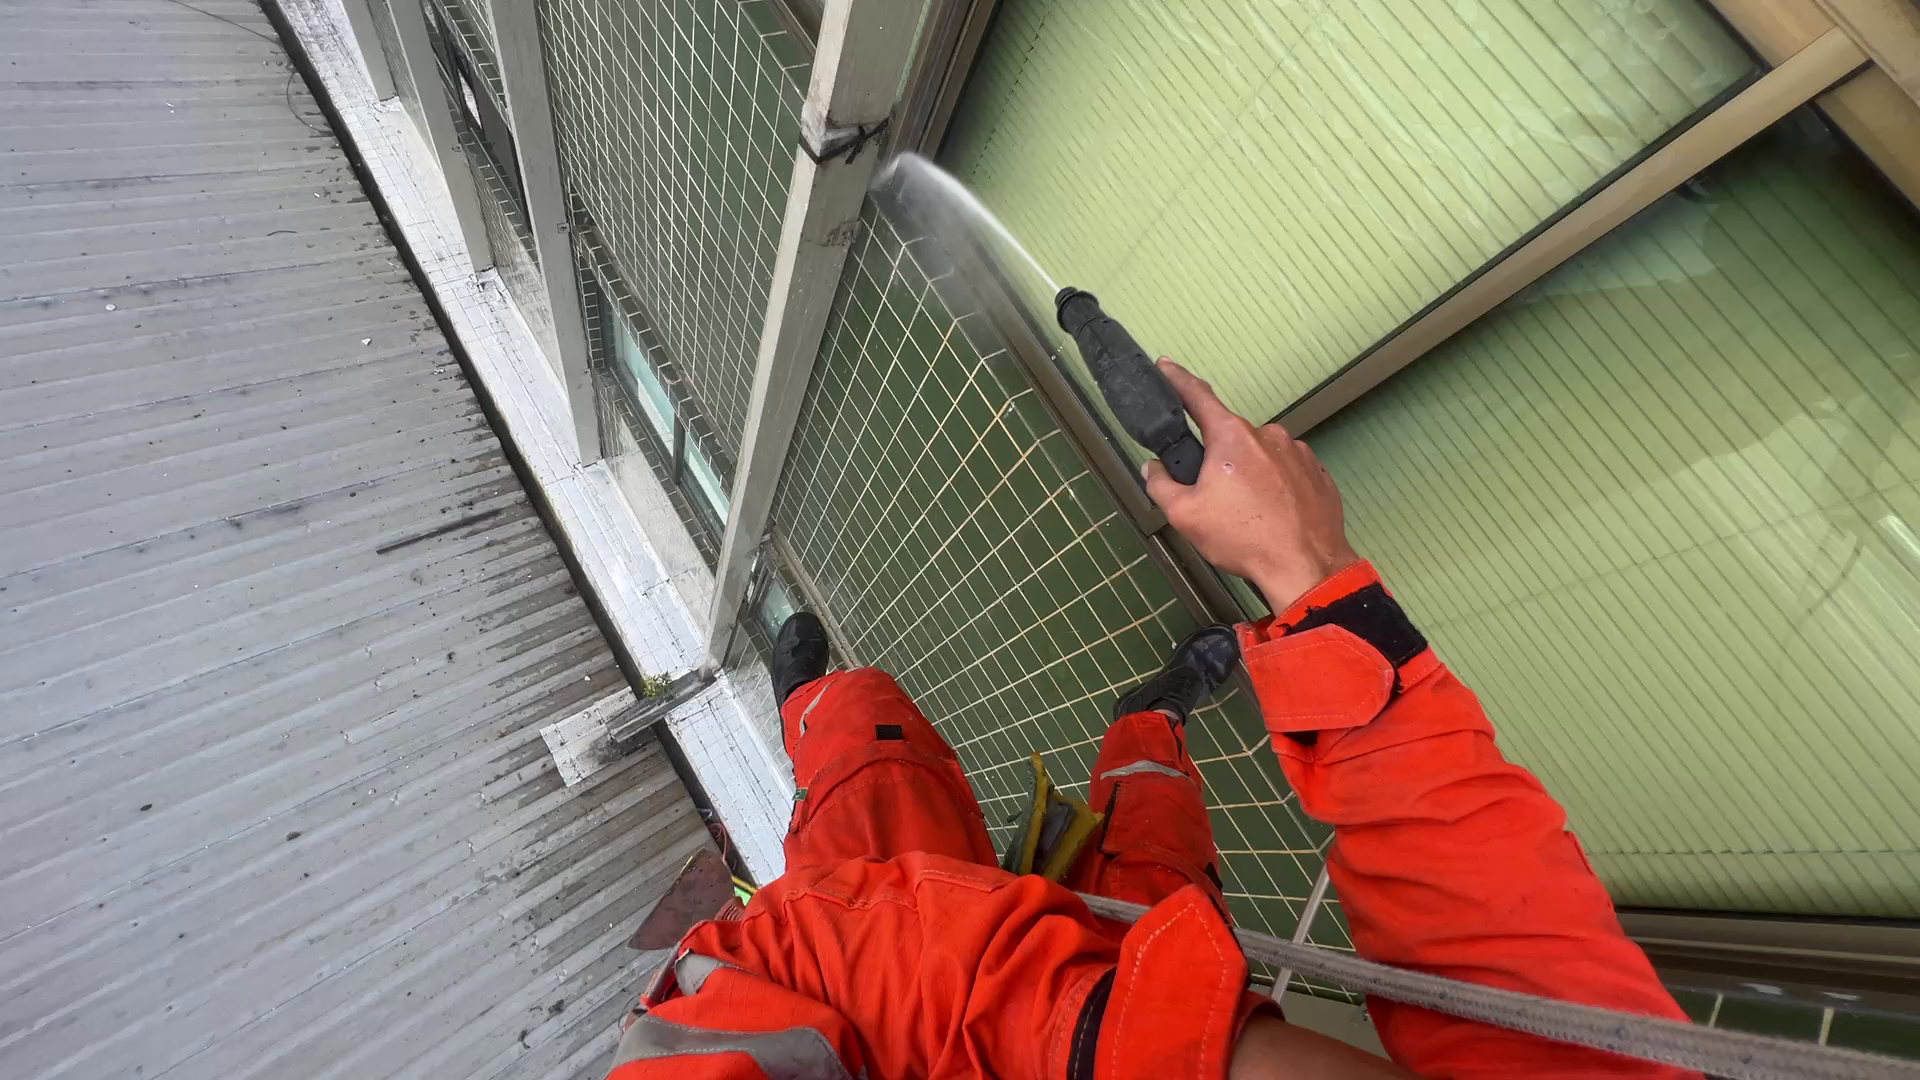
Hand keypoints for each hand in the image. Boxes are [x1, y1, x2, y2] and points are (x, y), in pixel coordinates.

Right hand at [1144, 359, 1359, 611]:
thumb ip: (1162, 486)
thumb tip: (1153, 469)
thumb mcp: (1185, 516)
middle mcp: (1267, 434)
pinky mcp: (1318, 473)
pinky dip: (1273, 488)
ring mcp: (1298, 452)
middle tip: (1212, 498)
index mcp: (1231, 437)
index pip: (1197, 397)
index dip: (1177, 380)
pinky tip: (1270, 516)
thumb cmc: (1242, 537)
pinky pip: (1285, 472)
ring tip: (1246, 515)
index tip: (1165, 366)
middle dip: (1217, 461)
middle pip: (1229, 438)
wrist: (1305, 565)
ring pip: (1259, 457)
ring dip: (1247, 476)